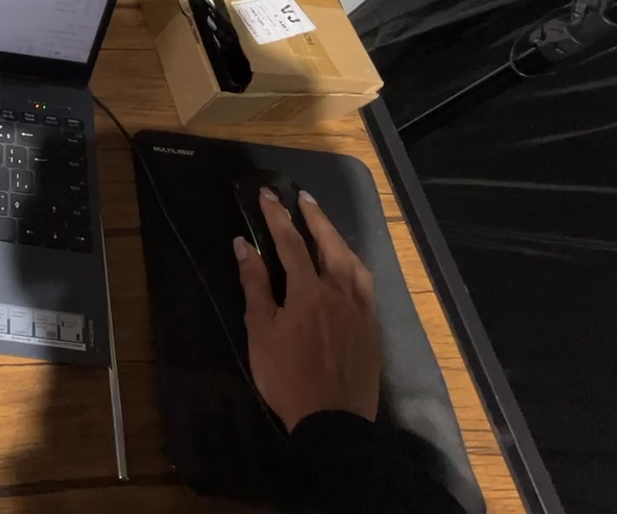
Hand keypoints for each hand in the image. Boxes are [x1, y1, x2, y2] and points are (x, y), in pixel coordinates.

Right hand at [234, 189, 380, 430]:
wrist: (334, 423)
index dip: (277, 216)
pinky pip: (366, 286)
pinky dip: (353, 266)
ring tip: (327, 227)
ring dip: (338, 240)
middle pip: (330, 245)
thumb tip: (243, 244)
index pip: (291, 243)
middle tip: (303, 198)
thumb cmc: (287, 374)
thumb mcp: (260, 328)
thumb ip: (255, 283)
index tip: (267, 194)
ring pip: (354, 264)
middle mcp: (340, 293)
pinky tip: (348, 269)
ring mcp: (362, 312)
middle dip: (315, 218)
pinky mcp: (373, 330)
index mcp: (309, 291)